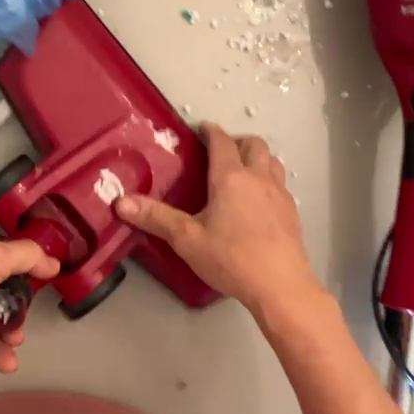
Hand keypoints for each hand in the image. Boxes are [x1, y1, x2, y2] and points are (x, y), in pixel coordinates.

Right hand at [115, 124, 324, 317]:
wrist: (280, 285)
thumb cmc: (231, 258)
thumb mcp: (187, 239)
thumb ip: (156, 218)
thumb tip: (121, 202)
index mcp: (230, 178)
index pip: (222, 142)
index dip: (211, 131)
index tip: (202, 128)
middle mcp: (258, 179)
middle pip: (254, 144)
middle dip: (237, 141)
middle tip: (221, 151)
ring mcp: (280, 195)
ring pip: (272, 161)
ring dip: (257, 158)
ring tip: (241, 172)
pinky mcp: (292, 213)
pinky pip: (280, 185)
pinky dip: (268, 182)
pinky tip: (258, 203)